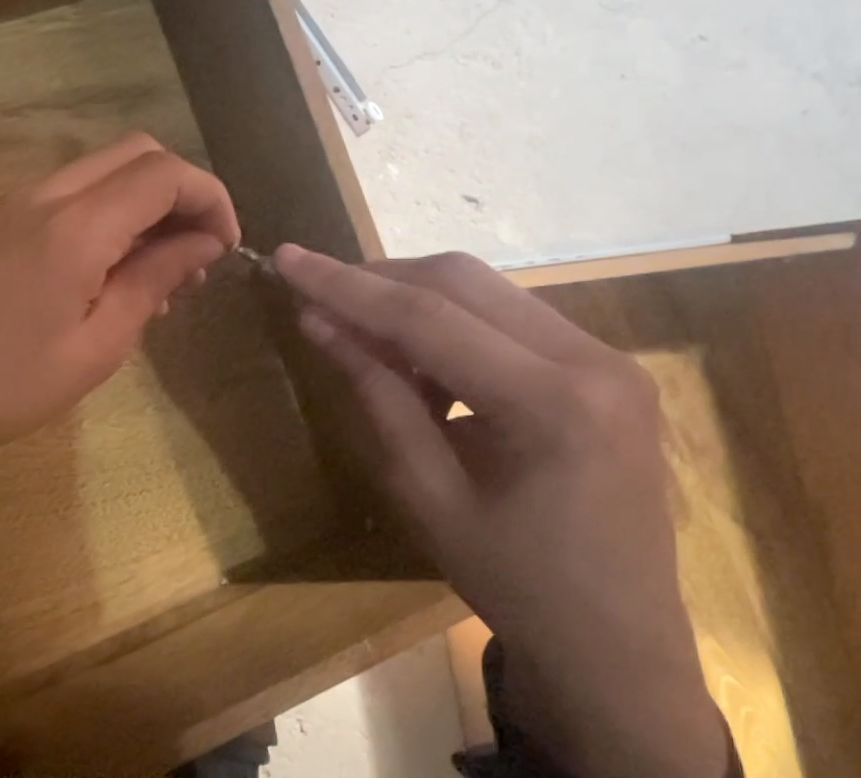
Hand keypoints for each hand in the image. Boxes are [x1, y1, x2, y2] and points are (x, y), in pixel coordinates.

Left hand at [0, 133, 238, 456]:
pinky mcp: (10, 217)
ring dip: (147, 201)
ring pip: (106, 168)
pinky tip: (125, 267)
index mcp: (73, 227)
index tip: (226, 247)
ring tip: (169, 271)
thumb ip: (155, 279)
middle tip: (200, 254)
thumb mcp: (100, 344)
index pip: (162, 173)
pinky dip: (113, 211)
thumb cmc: (16, 381)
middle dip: (181, 191)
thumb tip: (204, 243)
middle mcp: (47, 195)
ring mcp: (23, 201)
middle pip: (136, 153)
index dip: (209, 198)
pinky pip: (77, 192)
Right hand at [274, 245, 727, 777]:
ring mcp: (608, 360)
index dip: (344, 285)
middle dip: (375, 279)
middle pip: (460, 282)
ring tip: (351, 325)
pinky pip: (507, 316)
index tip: (284, 259)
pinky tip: (409, 352)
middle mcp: (593, 360)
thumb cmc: (512, 578)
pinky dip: (446, 320)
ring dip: (409, 296)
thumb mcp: (422, 488)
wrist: (617, 642)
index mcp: (553, 402)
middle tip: (310, 292)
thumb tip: (317, 320)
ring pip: (484, 289)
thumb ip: (375, 391)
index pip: (426, 317)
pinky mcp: (603, 369)